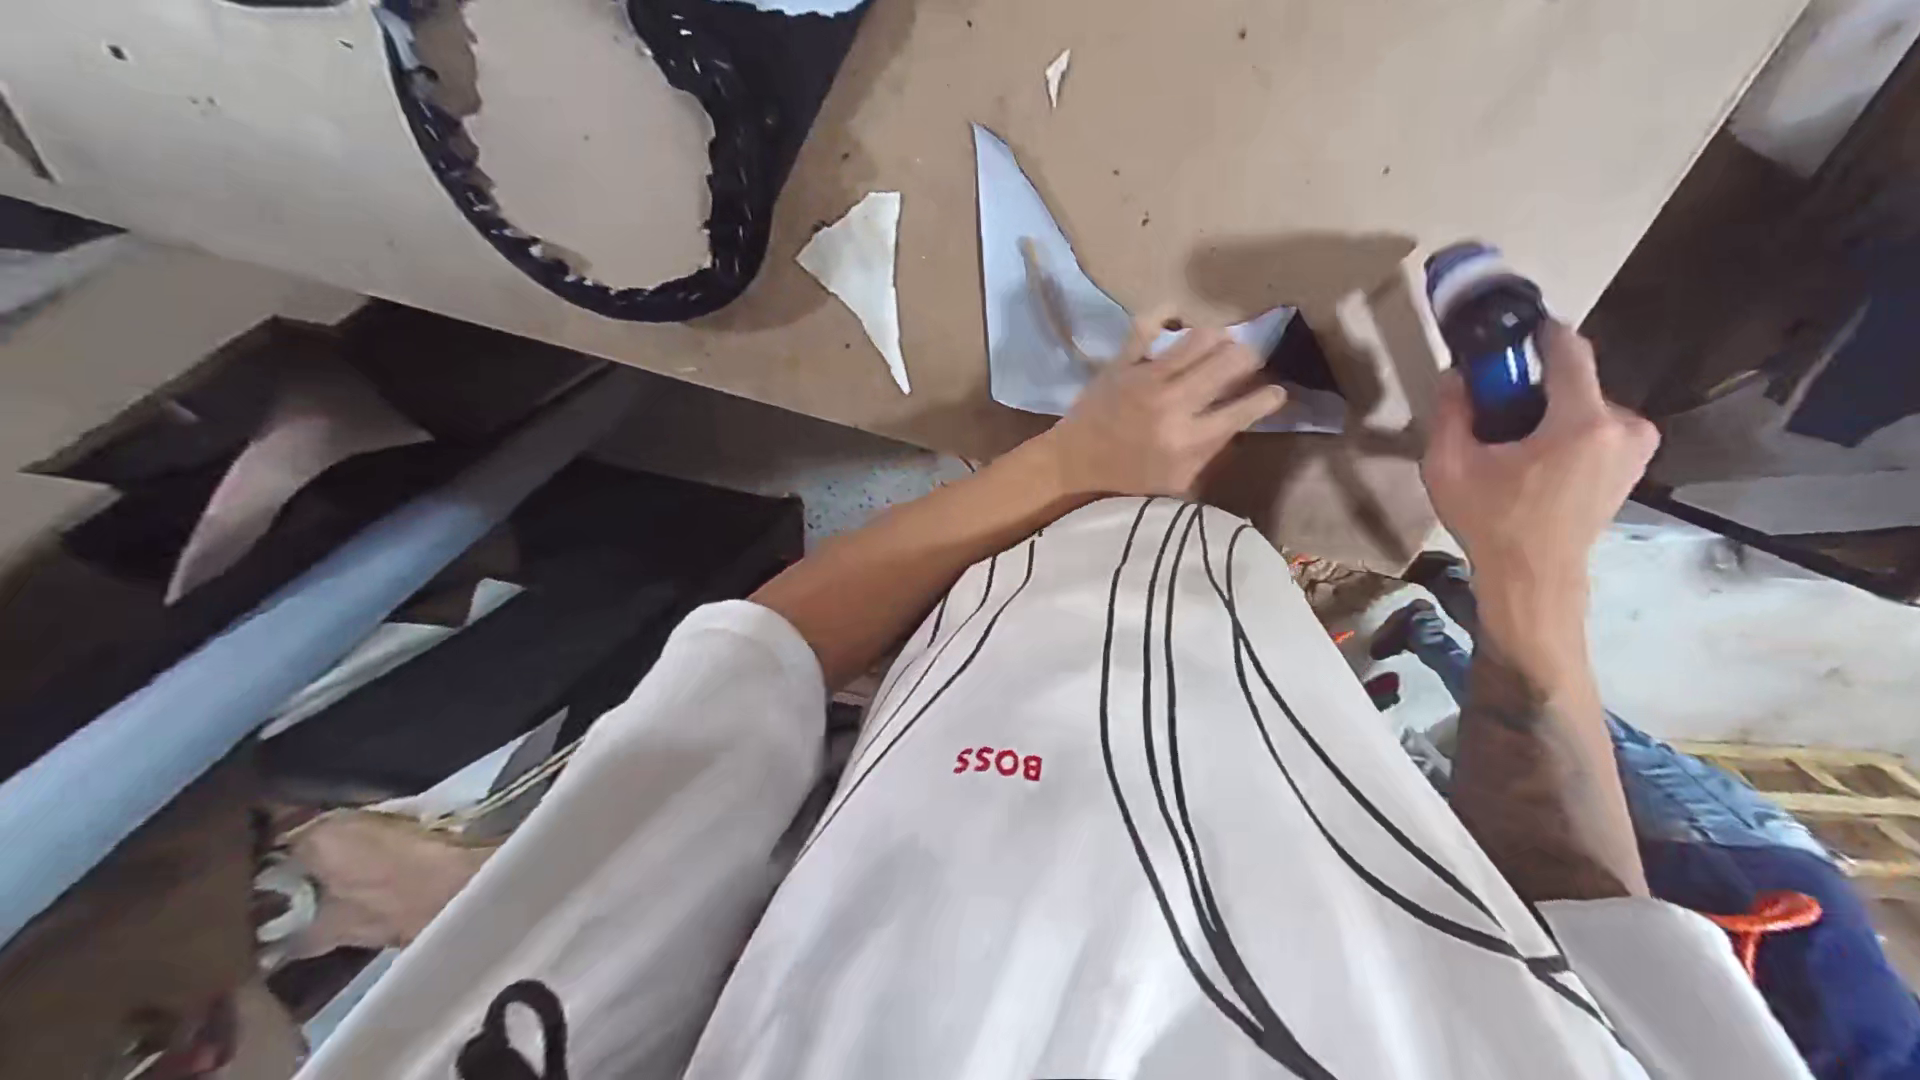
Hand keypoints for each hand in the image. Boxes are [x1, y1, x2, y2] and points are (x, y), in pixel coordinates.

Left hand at [1035, 314, 1287, 497]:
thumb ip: (1210, 452)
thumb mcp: (1176, 480)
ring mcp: (1146, 379)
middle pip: (1230, 363)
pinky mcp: (1122, 364)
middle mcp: (1173, 404)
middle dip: (1250, 358)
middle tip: (1250, 360)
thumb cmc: (1126, 478)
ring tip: (1221, 343)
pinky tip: (1176, 319)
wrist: (1073, 463)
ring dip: (1218, 338)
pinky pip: (1147, 327)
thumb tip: (1240, 421)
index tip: (1277, 390)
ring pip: (1199, 339)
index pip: (1244, 409)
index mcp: (1189, 439)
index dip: (1270, 397)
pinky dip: (1164, 317)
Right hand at [1421, 321, 1657, 644]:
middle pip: (1571, 383)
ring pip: (1582, 407)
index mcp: (1582, 421)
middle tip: (1491, 417)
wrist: (1533, 576)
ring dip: (1546, 414)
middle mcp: (1624, 424)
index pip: (1569, 350)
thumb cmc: (1490, 521)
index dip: (1538, 334)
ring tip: (1511, 448)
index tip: (1509, 332)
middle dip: (1530, 391)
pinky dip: (1564, 433)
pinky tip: (1534, 463)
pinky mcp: (1635, 463)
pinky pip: (1595, 429)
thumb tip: (1457, 376)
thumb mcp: (1448, 466)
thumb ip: (1451, 412)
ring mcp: (1638, 445)